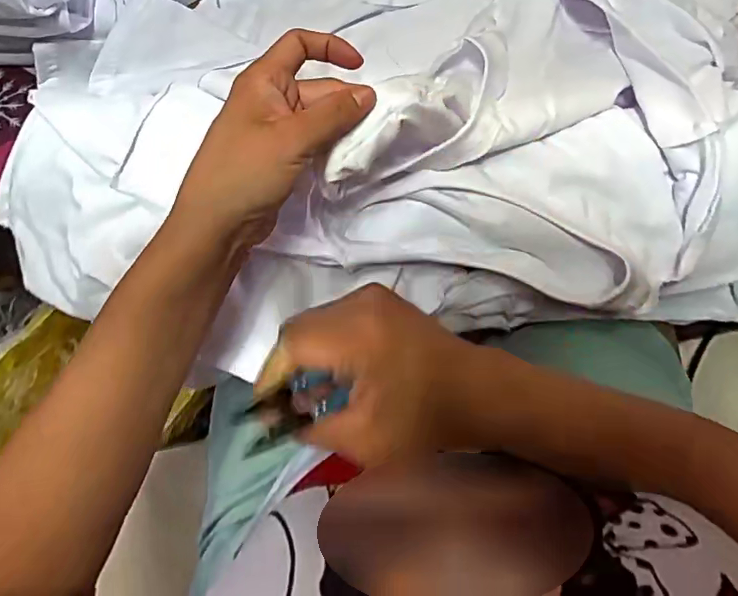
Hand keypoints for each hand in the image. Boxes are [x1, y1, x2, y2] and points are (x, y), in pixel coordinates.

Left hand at [172, 29, 375, 246]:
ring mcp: (272, 130)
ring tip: (363, 143)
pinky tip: (346, 158)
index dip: (329, 47)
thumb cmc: (245, 171)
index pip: (297, 44)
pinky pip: (311, 140)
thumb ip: (333, 114)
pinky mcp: (278, 156)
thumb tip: (367, 93)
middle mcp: (267, 99)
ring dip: (340, 126)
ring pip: (316, 116)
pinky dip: (329, 144)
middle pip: (315, 86)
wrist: (213, 226)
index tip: (360, 66)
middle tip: (372, 125)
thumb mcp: (292, 138)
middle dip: (343, 100)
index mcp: (262, 81)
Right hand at [255, 285, 492, 469]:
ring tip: (304, 394)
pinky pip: (334, 317)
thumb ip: (313, 429)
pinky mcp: (377, 298)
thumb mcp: (364, 440)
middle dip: (284, 365)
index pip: (292, 344)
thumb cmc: (424, 421)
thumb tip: (278, 421)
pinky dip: (324, 342)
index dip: (270, 375)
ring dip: (303, 353)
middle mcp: (357, 303)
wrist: (477, 391)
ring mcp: (369, 296)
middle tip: (280, 403)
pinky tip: (329, 375)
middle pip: (299, 328)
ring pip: (314, 320)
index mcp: (355, 333)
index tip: (260, 407)